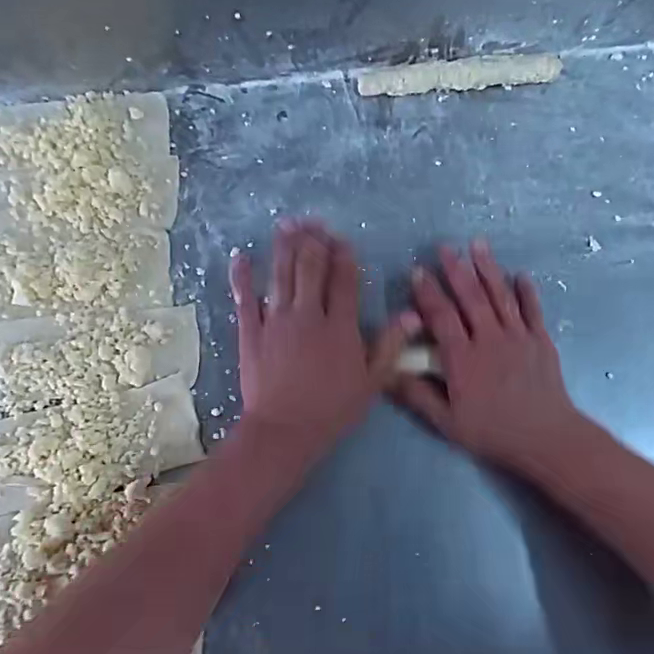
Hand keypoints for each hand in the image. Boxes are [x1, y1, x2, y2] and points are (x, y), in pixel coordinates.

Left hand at [229, 219, 408, 452]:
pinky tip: (241, 255)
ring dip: (285, 246)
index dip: (344, 255)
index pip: (344, 280)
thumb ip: (390, 345)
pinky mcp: (250, 330)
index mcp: (339, 325)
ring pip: (281, 274)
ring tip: (287, 224)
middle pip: (311, 267)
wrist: (284, 430)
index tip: (342, 239)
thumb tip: (412, 315)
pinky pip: (244, 297)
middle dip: (314, 241)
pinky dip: (242, 275)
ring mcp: (275, 319)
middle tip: (313, 223)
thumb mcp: (371, 382)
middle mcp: (307, 314)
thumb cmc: (332, 409)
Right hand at [390, 239, 601, 467]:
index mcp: (463, 358)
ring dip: (488, 269)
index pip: (442, 317)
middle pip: (471, 298)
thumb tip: (388, 373)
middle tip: (445, 247)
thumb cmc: (493, 432)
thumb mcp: (447, 422)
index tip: (417, 271)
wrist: (548, 440)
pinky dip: (526, 292)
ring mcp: (518, 338)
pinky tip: (520, 275)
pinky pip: (532, 311)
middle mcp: (489, 340)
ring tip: (478, 245)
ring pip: (500, 297)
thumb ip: (417, 395)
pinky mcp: (541, 342)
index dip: (428, 293)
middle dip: (456, 270)